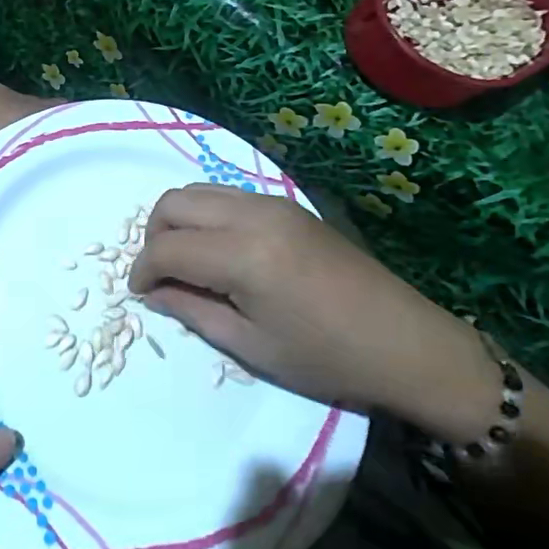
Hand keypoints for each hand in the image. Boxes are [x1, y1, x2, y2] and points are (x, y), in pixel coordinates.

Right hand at [126, 184, 497, 441]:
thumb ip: (191, 310)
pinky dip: (206, 214)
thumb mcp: (250, 345)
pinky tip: (218, 249)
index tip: (141, 293)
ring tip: (186, 260)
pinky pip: (226, 194)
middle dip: (154, 236)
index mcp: (242, 255)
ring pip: (197, 191)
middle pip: (173, 203)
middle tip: (161, 274)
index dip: (143, 270)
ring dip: (178, 220)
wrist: (407, 344)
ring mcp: (272, 203)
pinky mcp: (287, 204)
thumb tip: (153, 293)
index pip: (166, 247)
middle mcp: (252, 215)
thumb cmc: (326, 357)